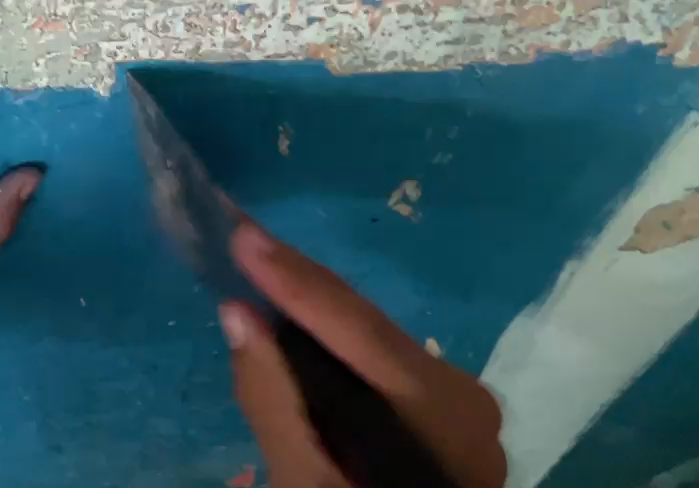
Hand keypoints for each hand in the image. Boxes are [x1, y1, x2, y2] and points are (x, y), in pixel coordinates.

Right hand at [218, 223, 506, 487]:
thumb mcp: (308, 486)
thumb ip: (273, 400)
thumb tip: (236, 312)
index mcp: (443, 414)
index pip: (355, 328)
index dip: (293, 279)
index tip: (241, 235)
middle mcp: (462, 396)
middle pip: (361, 323)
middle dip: (296, 281)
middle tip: (240, 239)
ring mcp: (454, 403)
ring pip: (364, 334)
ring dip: (306, 304)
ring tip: (255, 267)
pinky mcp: (437, 414)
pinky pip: (370, 357)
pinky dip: (324, 336)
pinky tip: (288, 315)